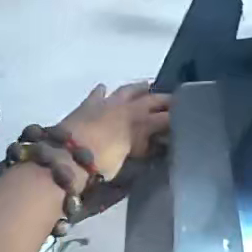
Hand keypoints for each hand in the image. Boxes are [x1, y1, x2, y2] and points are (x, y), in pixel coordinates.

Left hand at [55, 83, 171, 180]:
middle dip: (164, 100)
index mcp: (140, 122)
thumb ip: (143, 148)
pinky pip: (98, 95)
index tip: (186, 117)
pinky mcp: (88, 106)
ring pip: (128, 90)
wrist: (65, 157)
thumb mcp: (128, 159)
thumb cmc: (100, 165)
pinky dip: (103, 92)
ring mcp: (107, 103)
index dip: (175, 118)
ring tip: (148, 86)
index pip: (164, 118)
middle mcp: (127, 108)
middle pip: (151, 100)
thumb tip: (154, 142)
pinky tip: (105, 88)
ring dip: (139, 88)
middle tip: (176, 99)